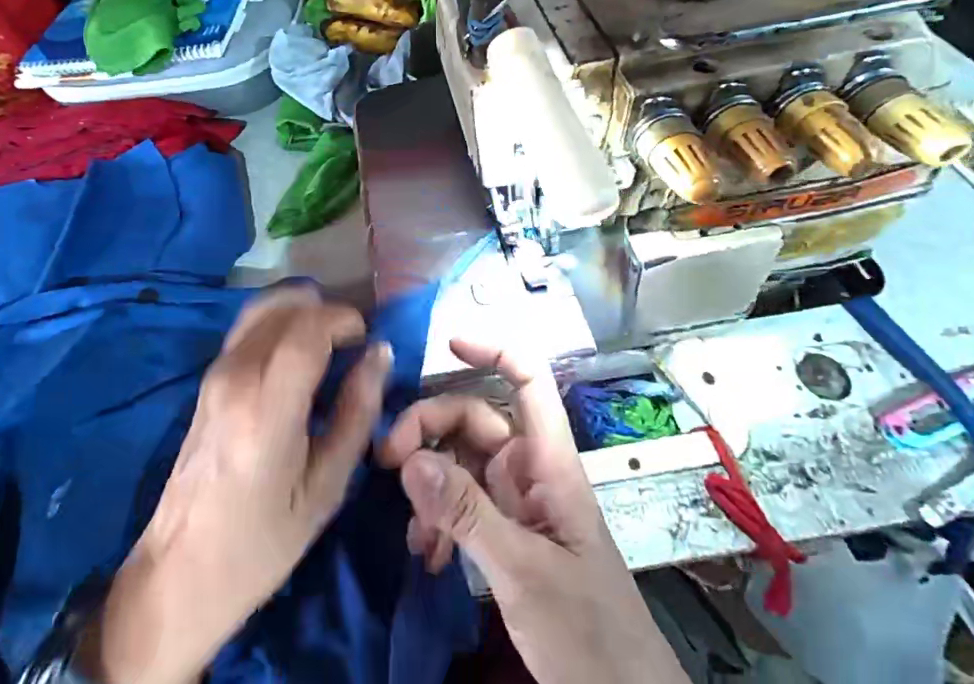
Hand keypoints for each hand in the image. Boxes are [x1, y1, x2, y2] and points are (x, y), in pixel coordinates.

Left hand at [83, 286, 391, 683]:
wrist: (178, 575)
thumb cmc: (262, 541)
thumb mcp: (327, 486)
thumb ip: (357, 412)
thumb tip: (379, 354)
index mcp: (266, 407)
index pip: (308, 327)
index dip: (345, 319)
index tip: (368, 340)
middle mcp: (235, 377)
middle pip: (284, 306)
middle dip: (326, 311)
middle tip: (353, 343)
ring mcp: (215, 376)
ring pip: (262, 309)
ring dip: (302, 314)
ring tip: (331, 346)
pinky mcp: (207, 383)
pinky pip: (249, 330)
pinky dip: (281, 325)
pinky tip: (302, 358)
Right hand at [379, 339, 685, 683]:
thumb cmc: (585, 627)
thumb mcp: (521, 571)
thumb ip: (467, 513)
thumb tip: (411, 459)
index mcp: (550, 462)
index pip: (529, 381)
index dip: (493, 352)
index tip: (446, 346)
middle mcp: (532, 471)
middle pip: (477, 420)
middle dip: (431, 431)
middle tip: (388, 463)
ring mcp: (518, 503)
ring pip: (463, 463)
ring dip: (430, 484)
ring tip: (412, 529)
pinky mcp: (507, 535)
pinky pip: (463, 505)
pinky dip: (438, 519)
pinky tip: (424, 553)